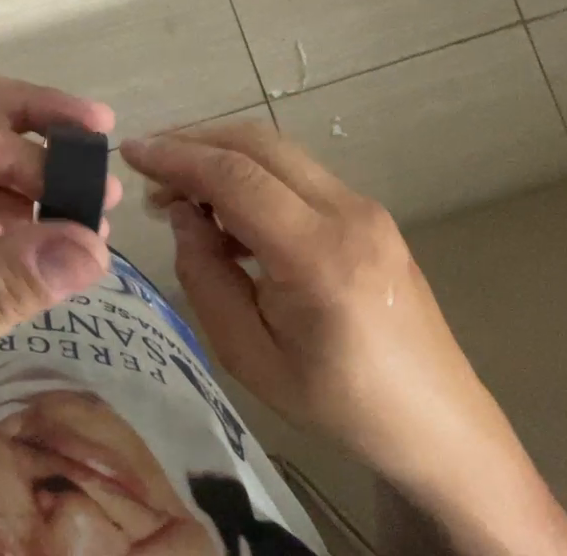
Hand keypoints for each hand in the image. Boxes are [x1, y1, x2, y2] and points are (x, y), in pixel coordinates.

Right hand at [118, 123, 515, 493]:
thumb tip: (183, 215)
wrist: (438, 424)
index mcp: (318, 256)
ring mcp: (364, 210)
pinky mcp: (367, 215)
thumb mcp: (247, 354)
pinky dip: (247, 174)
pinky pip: (294, 174)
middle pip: (256, 144)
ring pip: (276, 151)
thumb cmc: (338, 402)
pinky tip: (222, 213)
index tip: (128, 153)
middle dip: (192, 142)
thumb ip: (203, 276)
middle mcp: (348, 215)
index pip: (234, 177)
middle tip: (146, 168)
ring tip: (177, 194)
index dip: (175, 157)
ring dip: (219, 156)